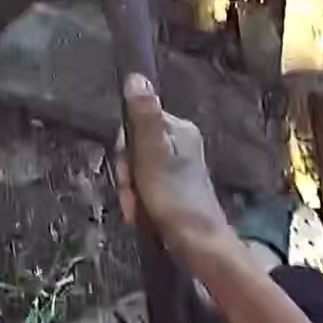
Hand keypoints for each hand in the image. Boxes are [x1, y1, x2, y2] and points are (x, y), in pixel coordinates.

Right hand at [112, 75, 234, 256]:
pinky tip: (143, 213)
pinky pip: (146, 184)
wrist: (199, 246)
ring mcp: (179, 165)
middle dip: (127, 173)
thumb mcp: (151, 152)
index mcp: (178, 128)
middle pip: (133, 146)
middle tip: (132, 193)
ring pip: (137, 168)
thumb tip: (135, 76)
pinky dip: (140, 199)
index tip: (128, 169)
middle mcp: (180, 142)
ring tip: (138, 207)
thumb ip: (143, 115)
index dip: (123, 147)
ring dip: (131, 189)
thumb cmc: (173, 197)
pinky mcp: (176, 187)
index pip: (133, 122)